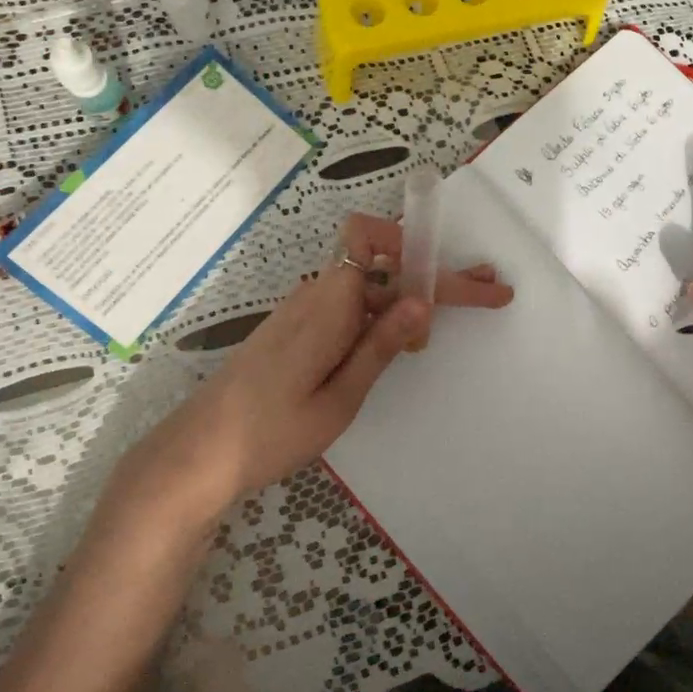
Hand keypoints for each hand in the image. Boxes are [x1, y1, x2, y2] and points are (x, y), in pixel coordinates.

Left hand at [116, 213, 513, 518]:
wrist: (201, 452)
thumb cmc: (272, 430)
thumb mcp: (339, 397)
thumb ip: (380, 344)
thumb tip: (423, 300)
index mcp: (329, 301)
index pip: (373, 239)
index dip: (414, 241)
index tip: (457, 272)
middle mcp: (317, 293)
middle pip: (384, 264)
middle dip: (437, 274)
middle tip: (491, 289)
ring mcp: (306, 310)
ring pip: (370, 286)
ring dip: (415, 293)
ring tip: (461, 310)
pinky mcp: (299, 329)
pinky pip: (352, 305)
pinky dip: (386, 312)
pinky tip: (406, 339)